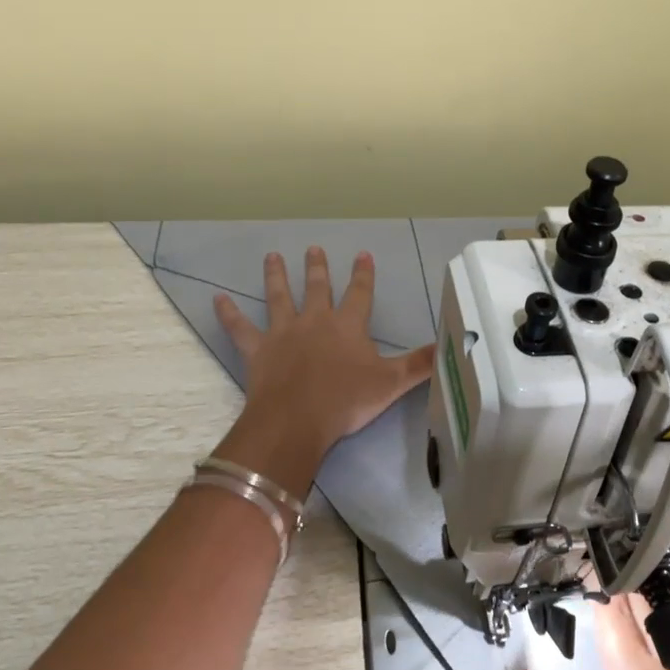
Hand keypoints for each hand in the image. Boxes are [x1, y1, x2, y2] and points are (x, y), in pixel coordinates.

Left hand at [211, 248, 433, 489]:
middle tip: (314, 249)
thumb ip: (421, 364)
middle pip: (316, 288)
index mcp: (348, 326)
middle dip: (317, 268)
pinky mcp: (257, 350)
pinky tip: (217, 298)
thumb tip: (452, 345)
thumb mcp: (392, 383)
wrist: (297, 420)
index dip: (363, 275)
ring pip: (278, 298)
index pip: (359, 294)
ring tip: (272, 257)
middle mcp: (315, 321)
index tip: (363, 255)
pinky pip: (240, 328)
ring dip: (276, 277)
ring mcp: (283, 333)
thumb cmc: (346, 400)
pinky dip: (229, 314)